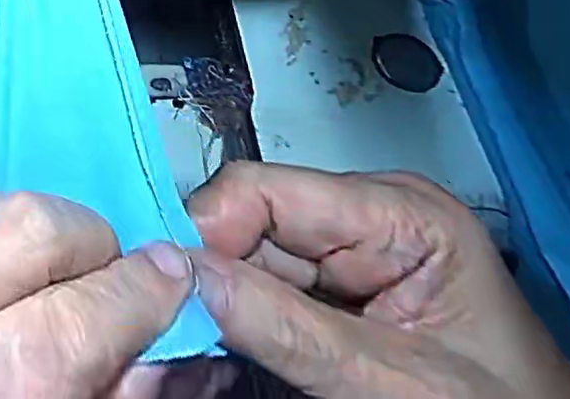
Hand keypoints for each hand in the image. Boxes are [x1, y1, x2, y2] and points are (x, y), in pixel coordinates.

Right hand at [183, 162, 569, 398]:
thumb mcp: (402, 385)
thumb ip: (292, 329)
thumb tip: (184, 275)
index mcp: (397, 212)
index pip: (261, 190)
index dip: (205, 230)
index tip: (167, 282)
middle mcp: (360, 217)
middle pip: (246, 223)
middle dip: (212, 272)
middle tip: (177, 324)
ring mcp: (344, 253)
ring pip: (242, 258)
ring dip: (219, 300)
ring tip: (199, 340)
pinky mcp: (330, 289)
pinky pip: (259, 289)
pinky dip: (238, 319)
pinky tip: (227, 343)